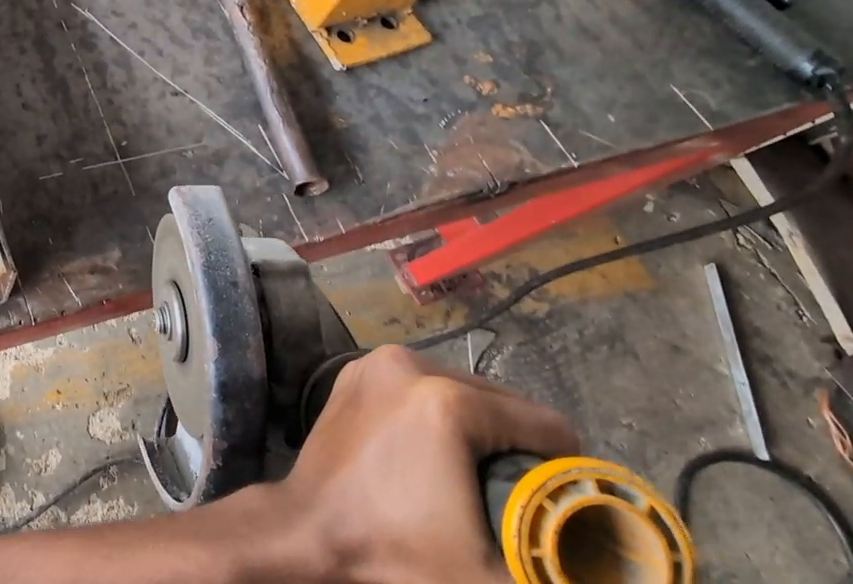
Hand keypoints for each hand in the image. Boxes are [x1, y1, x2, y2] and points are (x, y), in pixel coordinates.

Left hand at [281, 345, 579, 583]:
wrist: (306, 531)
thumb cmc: (395, 552)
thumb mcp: (491, 576)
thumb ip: (560, 574)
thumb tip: (618, 582)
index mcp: (448, 400)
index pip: (546, 425)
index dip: (567, 469)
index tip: (565, 506)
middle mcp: (411, 364)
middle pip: (504, 402)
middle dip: (523, 449)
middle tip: (525, 497)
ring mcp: (377, 362)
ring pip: (463, 391)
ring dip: (484, 431)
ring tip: (484, 479)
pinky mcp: (356, 372)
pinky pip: (422, 387)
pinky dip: (440, 416)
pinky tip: (441, 456)